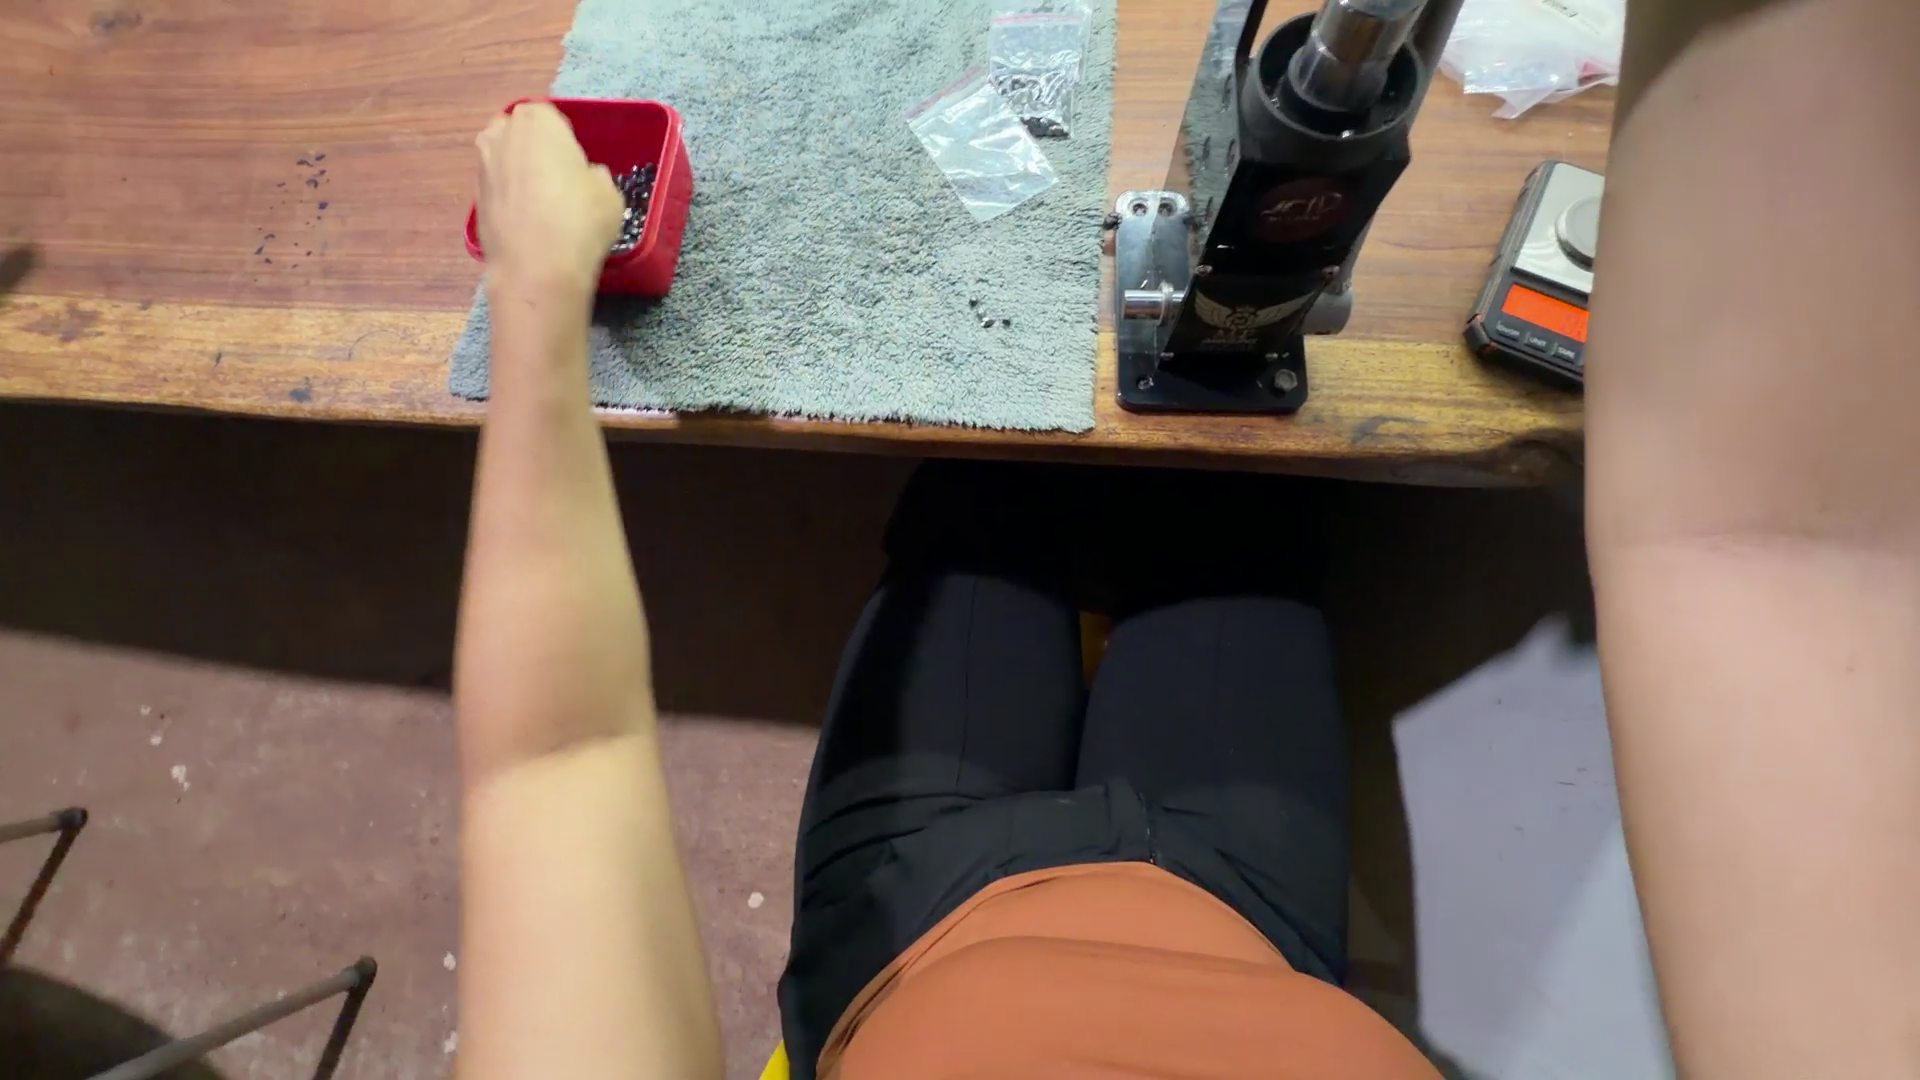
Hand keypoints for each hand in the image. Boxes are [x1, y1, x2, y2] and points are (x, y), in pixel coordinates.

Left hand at [474, 103, 624, 297]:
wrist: (538, 265)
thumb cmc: (581, 219)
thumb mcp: (611, 195)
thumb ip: (596, 176)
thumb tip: (586, 177)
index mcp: (538, 119)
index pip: (554, 118)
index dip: (569, 142)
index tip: (581, 167)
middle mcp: (502, 132)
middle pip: (523, 134)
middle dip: (539, 152)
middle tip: (563, 184)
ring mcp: (482, 163)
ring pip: (508, 160)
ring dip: (523, 175)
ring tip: (547, 207)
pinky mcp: (474, 196)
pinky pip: (500, 189)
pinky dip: (513, 201)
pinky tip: (532, 226)